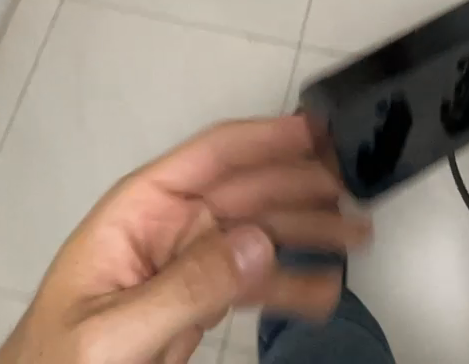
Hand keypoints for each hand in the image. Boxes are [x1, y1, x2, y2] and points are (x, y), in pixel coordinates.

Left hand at [0, 116, 370, 363]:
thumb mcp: (112, 335)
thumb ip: (186, 288)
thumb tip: (259, 241)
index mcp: (142, 209)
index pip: (212, 156)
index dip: (266, 137)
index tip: (315, 131)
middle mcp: (171, 224)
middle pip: (249, 191)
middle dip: (301, 188)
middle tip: (353, 192)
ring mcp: (188, 261)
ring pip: (260, 232)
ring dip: (308, 231)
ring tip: (356, 237)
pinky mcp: (200, 298)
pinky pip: (254, 279)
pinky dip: (290, 282)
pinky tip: (323, 289)